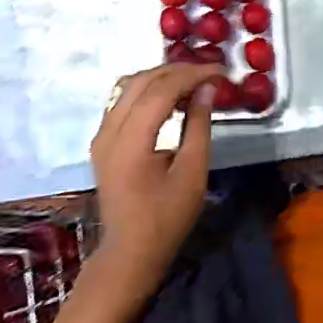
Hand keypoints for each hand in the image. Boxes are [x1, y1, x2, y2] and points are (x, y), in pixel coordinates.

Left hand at [89, 64, 226, 280]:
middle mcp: (108, 131)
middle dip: (178, 71)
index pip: (161, 90)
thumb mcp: (192, 173)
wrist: (130, 251)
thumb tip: (207, 88)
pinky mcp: (102, 141)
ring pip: (129, 87)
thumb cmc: (166, 218)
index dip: (193, 75)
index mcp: (130, 140)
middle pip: (142, 81)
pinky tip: (170, 99)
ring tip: (193, 83)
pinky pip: (122, 101)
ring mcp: (101, 135)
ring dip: (161, 78)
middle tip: (210, 73)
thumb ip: (199, 125)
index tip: (221, 72)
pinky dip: (148, 92)